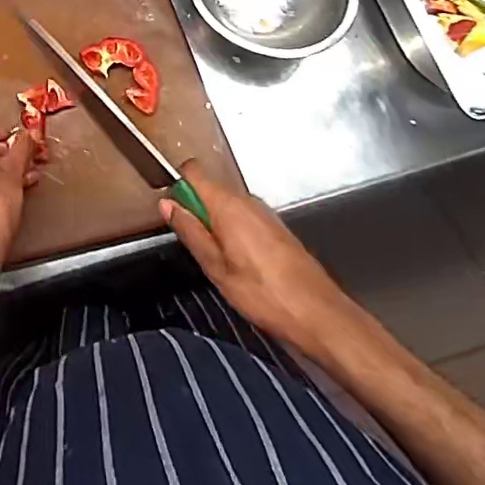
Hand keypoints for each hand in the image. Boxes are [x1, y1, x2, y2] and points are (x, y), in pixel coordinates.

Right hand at [161, 159, 359, 352]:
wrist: (316, 312)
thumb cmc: (266, 294)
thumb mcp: (215, 267)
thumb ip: (190, 231)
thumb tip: (168, 205)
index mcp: (228, 205)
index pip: (193, 172)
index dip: (179, 188)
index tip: (176, 213)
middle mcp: (247, 200)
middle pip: (210, 190)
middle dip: (198, 213)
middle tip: (200, 250)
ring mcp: (264, 212)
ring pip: (227, 206)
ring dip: (217, 225)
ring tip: (223, 264)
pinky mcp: (275, 226)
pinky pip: (245, 217)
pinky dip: (235, 233)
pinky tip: (243, 266)